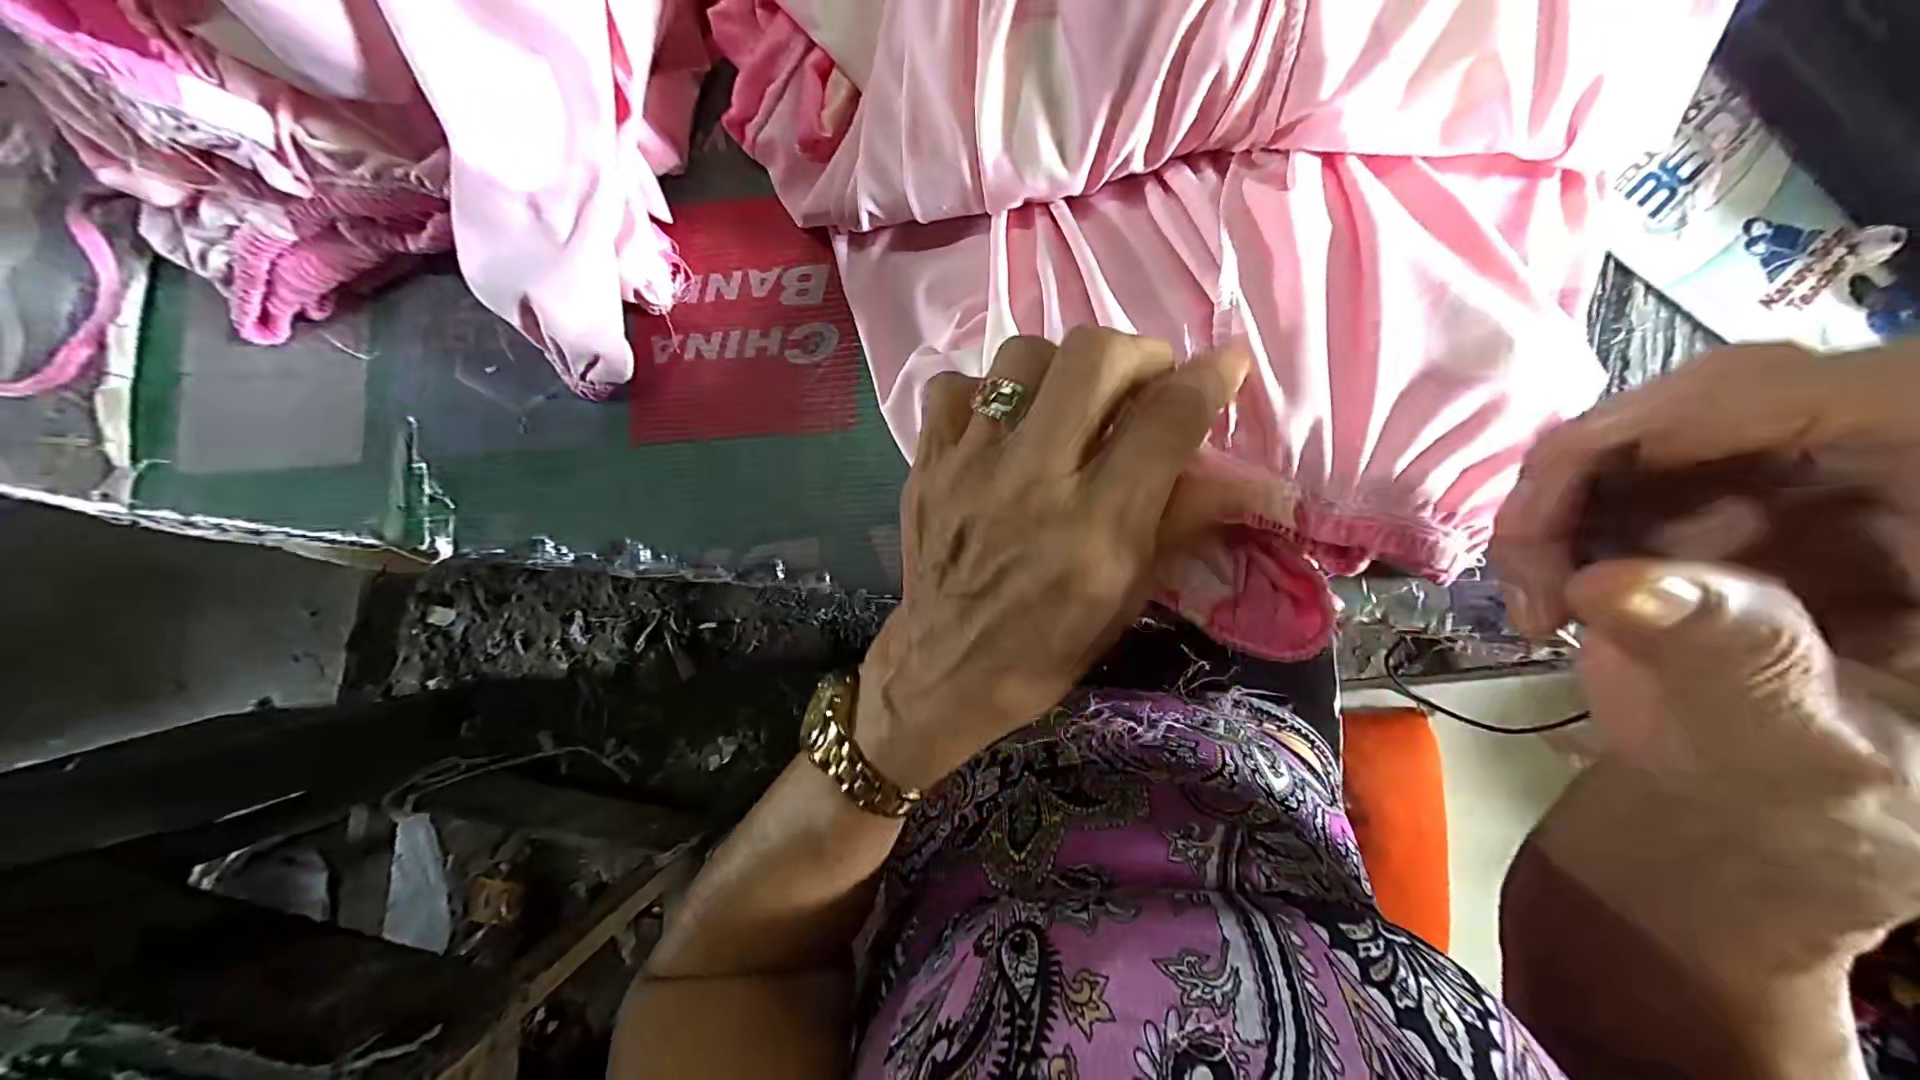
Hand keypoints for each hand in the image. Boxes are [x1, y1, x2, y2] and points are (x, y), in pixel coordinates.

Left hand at [856, 327, 1250, 789]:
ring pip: (1023, 356)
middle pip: (1093, 358)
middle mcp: (1032, 480)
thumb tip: (1248, 471)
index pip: (1165, 420)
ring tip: (1069, 402)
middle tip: (1143, 381)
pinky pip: (954, 386)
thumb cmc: (1047, 646)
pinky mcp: (927, 464)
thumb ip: (1181, 519)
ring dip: (1061, 366)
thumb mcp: (1128, 594)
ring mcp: (969, 465)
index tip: (1223, 364)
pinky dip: (985, 391)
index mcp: (1095, 526)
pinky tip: (999, 424)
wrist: (947, 668)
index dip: (1207, 378)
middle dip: (1136, 353)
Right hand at [1493, 341, 1919, 986]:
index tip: (1550, 503)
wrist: (1784, 822)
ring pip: (1651, 429)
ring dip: (1561, 504)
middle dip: (1589, 471)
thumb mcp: (1804, 759)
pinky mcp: (1730, 502)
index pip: (1837, 394)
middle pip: (1718, 401)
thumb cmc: (1833, 810)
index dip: (1674, 421)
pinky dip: (1560, 521)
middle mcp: (1893, 467)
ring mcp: (1810, 482)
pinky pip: (1619, 471)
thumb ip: (1733, 666)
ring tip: (1531, 593)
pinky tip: (1547, 583)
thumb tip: (1612, 585)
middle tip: (1524, 559)